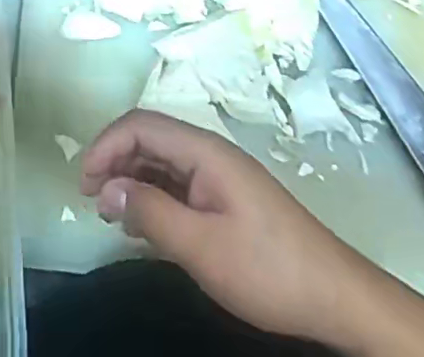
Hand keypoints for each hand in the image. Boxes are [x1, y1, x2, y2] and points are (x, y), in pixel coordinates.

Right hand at [80, 109, 423, 356]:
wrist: (339, 299)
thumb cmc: (268, 268)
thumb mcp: (201, 246)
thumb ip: (149, 212)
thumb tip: (105, 188)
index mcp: (205, 151)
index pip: (140, 126)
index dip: (106, 146)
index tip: (84, 183)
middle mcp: (209, 153)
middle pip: (148, 138)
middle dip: (114, 161)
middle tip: (92, 199)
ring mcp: (219, 175)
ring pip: (161, 160)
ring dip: (130, 179)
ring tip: (112, 213)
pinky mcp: (225, 197)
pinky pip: (177, 183)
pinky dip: (151, 195)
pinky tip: (143, 223)